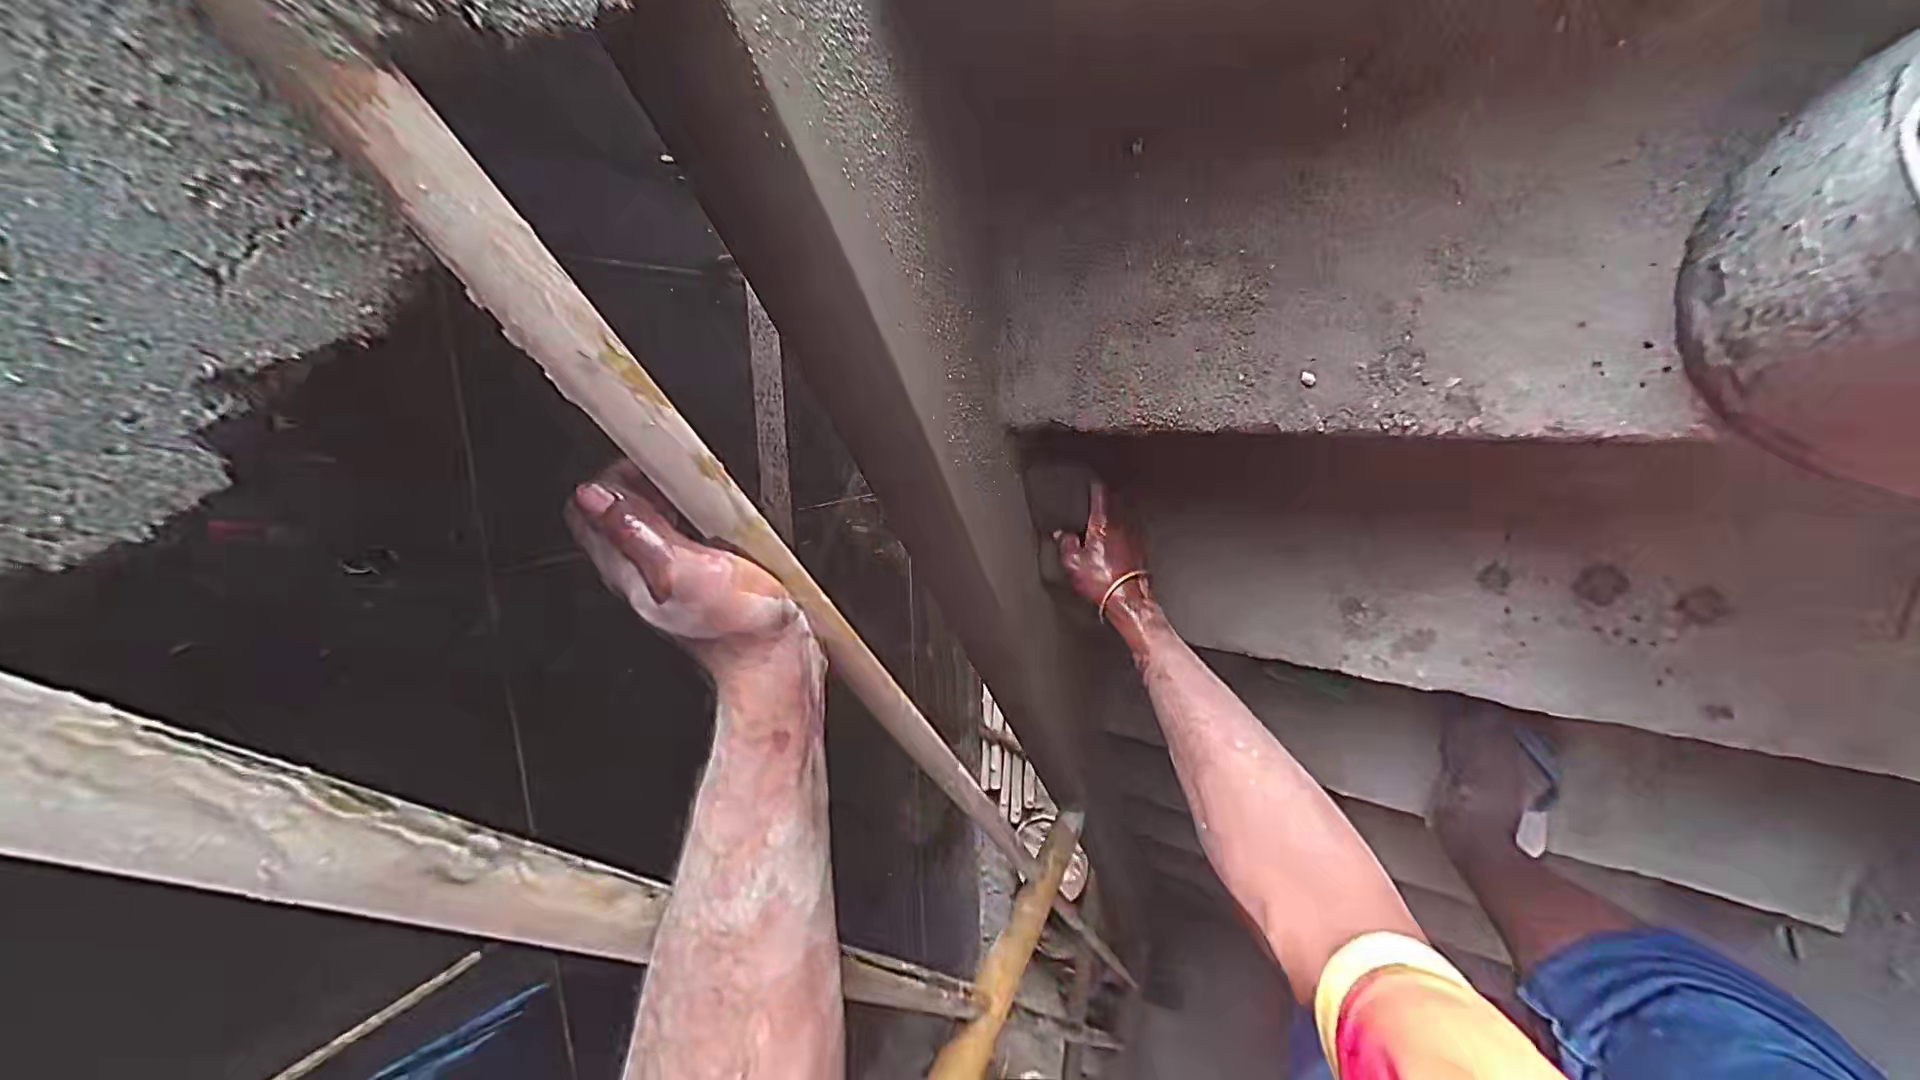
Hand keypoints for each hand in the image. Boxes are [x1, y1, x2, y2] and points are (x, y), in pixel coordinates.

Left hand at [566, 461, 812, 676]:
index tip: (657, 466)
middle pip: (620, 508)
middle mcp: (640, 570)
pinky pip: (685, 533)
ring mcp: (669, 573)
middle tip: (687, 478)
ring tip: (708, 498)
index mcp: (627, 565)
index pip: (590, 506)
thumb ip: (641, 533)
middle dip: (649, 481)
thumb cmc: (739, 625)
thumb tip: (593, 497)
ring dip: (676, 498)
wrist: (772, 658)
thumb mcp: (688, 571)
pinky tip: (724, 523)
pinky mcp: (698, 576)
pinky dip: (700, 517)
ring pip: (653, 519)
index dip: (619, 476)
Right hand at [1054, 481, 1152, 621]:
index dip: (1096, 487)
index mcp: (1103, 524)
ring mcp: (1134, 536)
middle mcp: (1121, 525)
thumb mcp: (1072, 563)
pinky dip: (1124, 531)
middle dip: (1107, 500)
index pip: (1101, 495)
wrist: (1128, 599)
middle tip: (1099, 498)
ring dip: (1117, 515)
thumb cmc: (1102, 581)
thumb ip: (1065, 543)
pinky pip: (1131, 532)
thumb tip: (1062, 535)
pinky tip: (1118, 539)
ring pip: (1125, 516)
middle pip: (1116, 503)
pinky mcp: (1141, 549)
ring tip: (1108, 518)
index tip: (1093, 483)